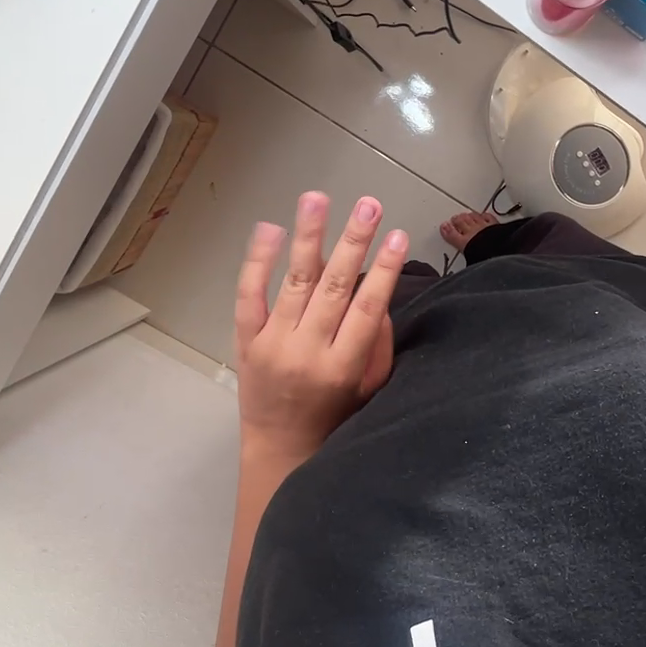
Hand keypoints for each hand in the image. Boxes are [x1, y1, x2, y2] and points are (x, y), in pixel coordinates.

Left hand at [234, 192, 408, 460]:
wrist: (279, 448)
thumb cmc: (336, 418)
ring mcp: (272, 344)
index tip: (399, 236)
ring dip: (308, 238)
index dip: (384, 271)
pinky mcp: (246, 341)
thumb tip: (377, 293)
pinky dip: (258, 263)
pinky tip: (270, 229)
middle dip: (353, 242)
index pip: (367, 309)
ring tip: (317, 198)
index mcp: (343, 368)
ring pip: (293, 283)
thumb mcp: (370, 390)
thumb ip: (376, 345)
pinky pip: (249, 297)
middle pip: (334, 288)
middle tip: (369, 205)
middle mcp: (306, 352)